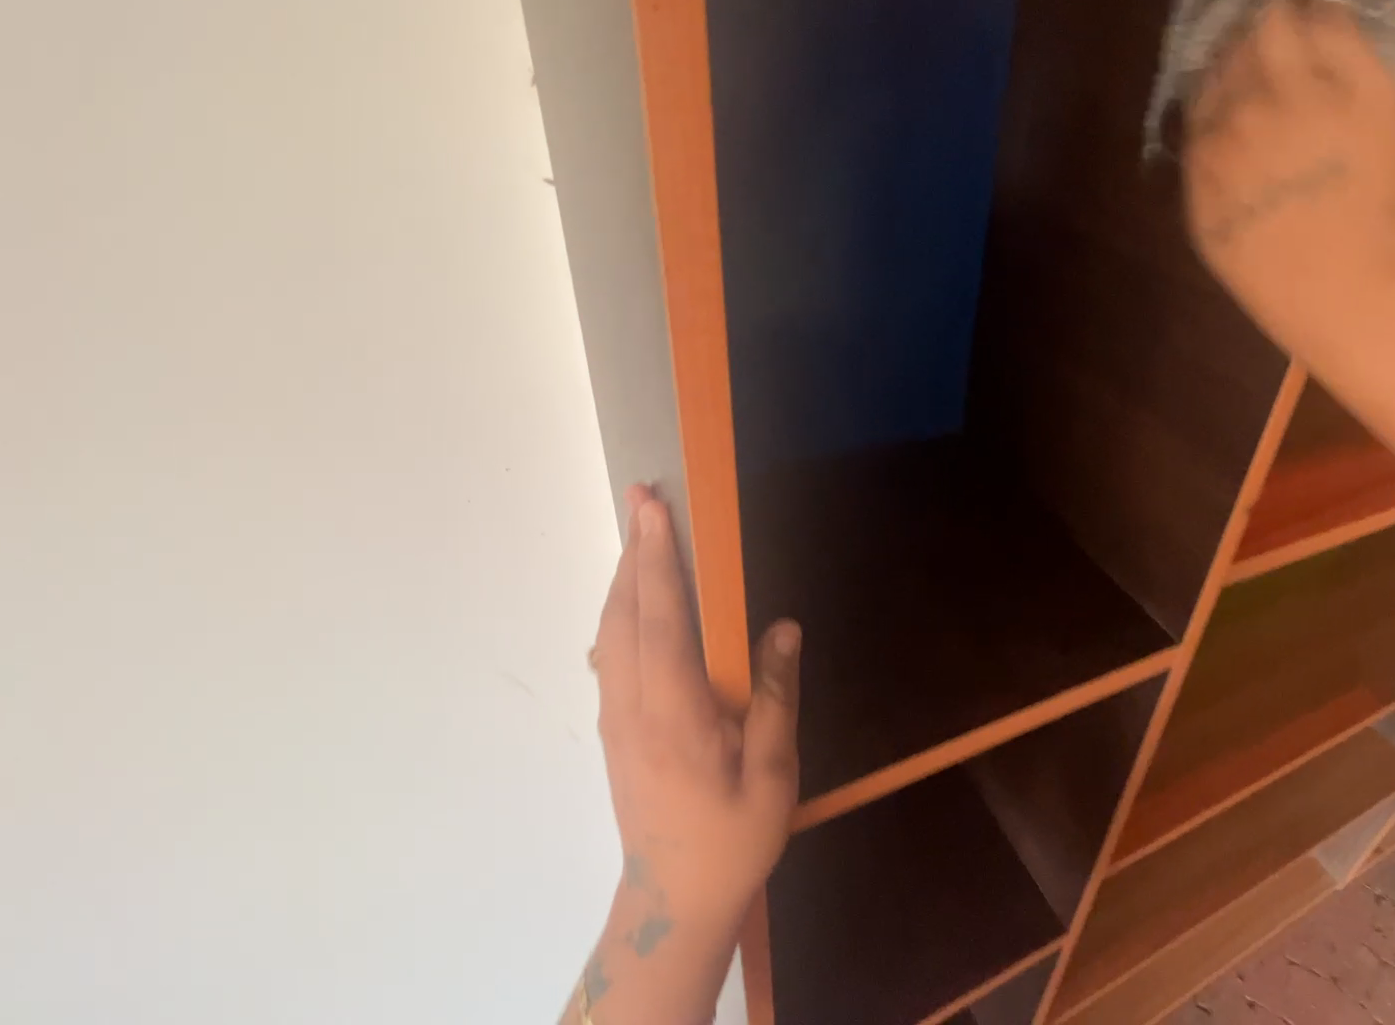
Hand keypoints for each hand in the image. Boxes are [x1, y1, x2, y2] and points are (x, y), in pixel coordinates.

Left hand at [574, 483, 799, 1022]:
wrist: (672, 898)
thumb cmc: (731, 838)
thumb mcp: (771, 776)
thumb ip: (775, 698)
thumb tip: (784, 628)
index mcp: (673, 715)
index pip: (661, 621)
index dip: (658, 560)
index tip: (656, 509)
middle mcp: (633, 707)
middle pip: (625, 614)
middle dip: (634, 551)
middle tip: (642, 496)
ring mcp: (616, 719)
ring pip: (610, 632)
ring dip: (624, 577)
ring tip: (639, 534)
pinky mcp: (614, 730)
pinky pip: (611, 654)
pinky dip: (619, 612)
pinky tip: (631, 602)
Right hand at [1182, 0, 1394, 298]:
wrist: (1347, 283)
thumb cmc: (1278, 282)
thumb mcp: (1216, 237)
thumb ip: (1207, 180)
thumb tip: (1214, 141)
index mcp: (1206, 157)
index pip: (1202, 95)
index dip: (1220, 85)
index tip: (1237, 87)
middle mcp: (1242, 115)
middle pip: (1233, 56)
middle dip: (1248, 54)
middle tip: (1272, 63)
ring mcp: (1301, 93)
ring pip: (1276, 25)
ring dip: (1283, 26)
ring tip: (1301, 39)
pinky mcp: (1361, 82)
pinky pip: (1337, 26)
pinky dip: (1330, 22)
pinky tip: (1332, 34)